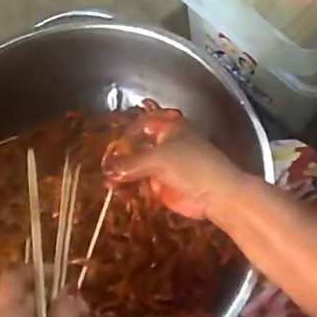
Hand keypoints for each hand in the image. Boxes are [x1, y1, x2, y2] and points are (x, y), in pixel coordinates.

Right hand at [101, 113, 244, 220]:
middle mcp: (164, 142)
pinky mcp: (161, 183)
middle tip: (101, 160)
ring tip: (105, 177)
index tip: (107, 138)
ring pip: (136, 164)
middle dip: (119, 152)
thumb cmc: (191, 166)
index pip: (140, 122)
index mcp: (168, 126)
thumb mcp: (157, 158)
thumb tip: (107, 169)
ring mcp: (162, 164)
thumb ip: (130, 162)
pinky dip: (127, 185)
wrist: (215, 194)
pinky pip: (140, 182)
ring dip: (121, 171)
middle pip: (136, 144)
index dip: (124, 129)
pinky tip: (113, 189)